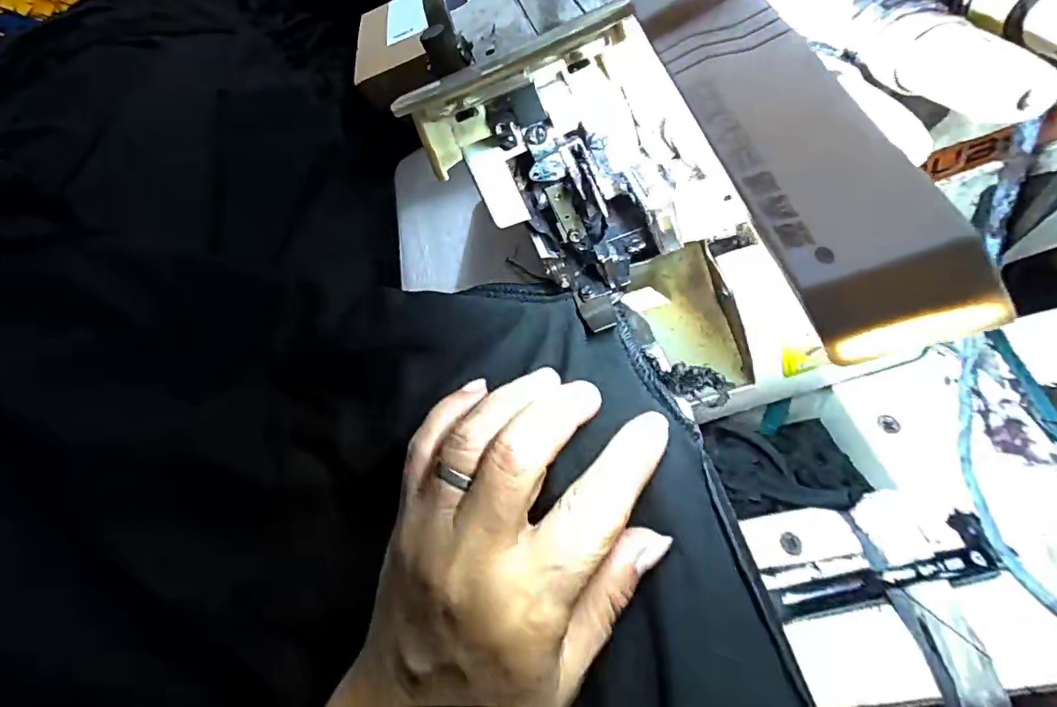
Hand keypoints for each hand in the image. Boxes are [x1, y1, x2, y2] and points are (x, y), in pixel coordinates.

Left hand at [332, 368, 671, 706]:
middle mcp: (474, 551)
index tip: (649, 430)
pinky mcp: (404, 511)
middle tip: (586, 395)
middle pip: (516, 456)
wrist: (403, 706)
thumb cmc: (492, 695)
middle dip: (557, 413)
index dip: (625, 463)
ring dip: (507, 399)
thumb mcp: (566, 671)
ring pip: (466, 440)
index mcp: (526, 599)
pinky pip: (422, 444)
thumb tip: (653, 537)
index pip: (588, 514)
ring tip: (544, 382)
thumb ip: (607, 597)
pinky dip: (451, 407)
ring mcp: (430, 524)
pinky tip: (480, 388)